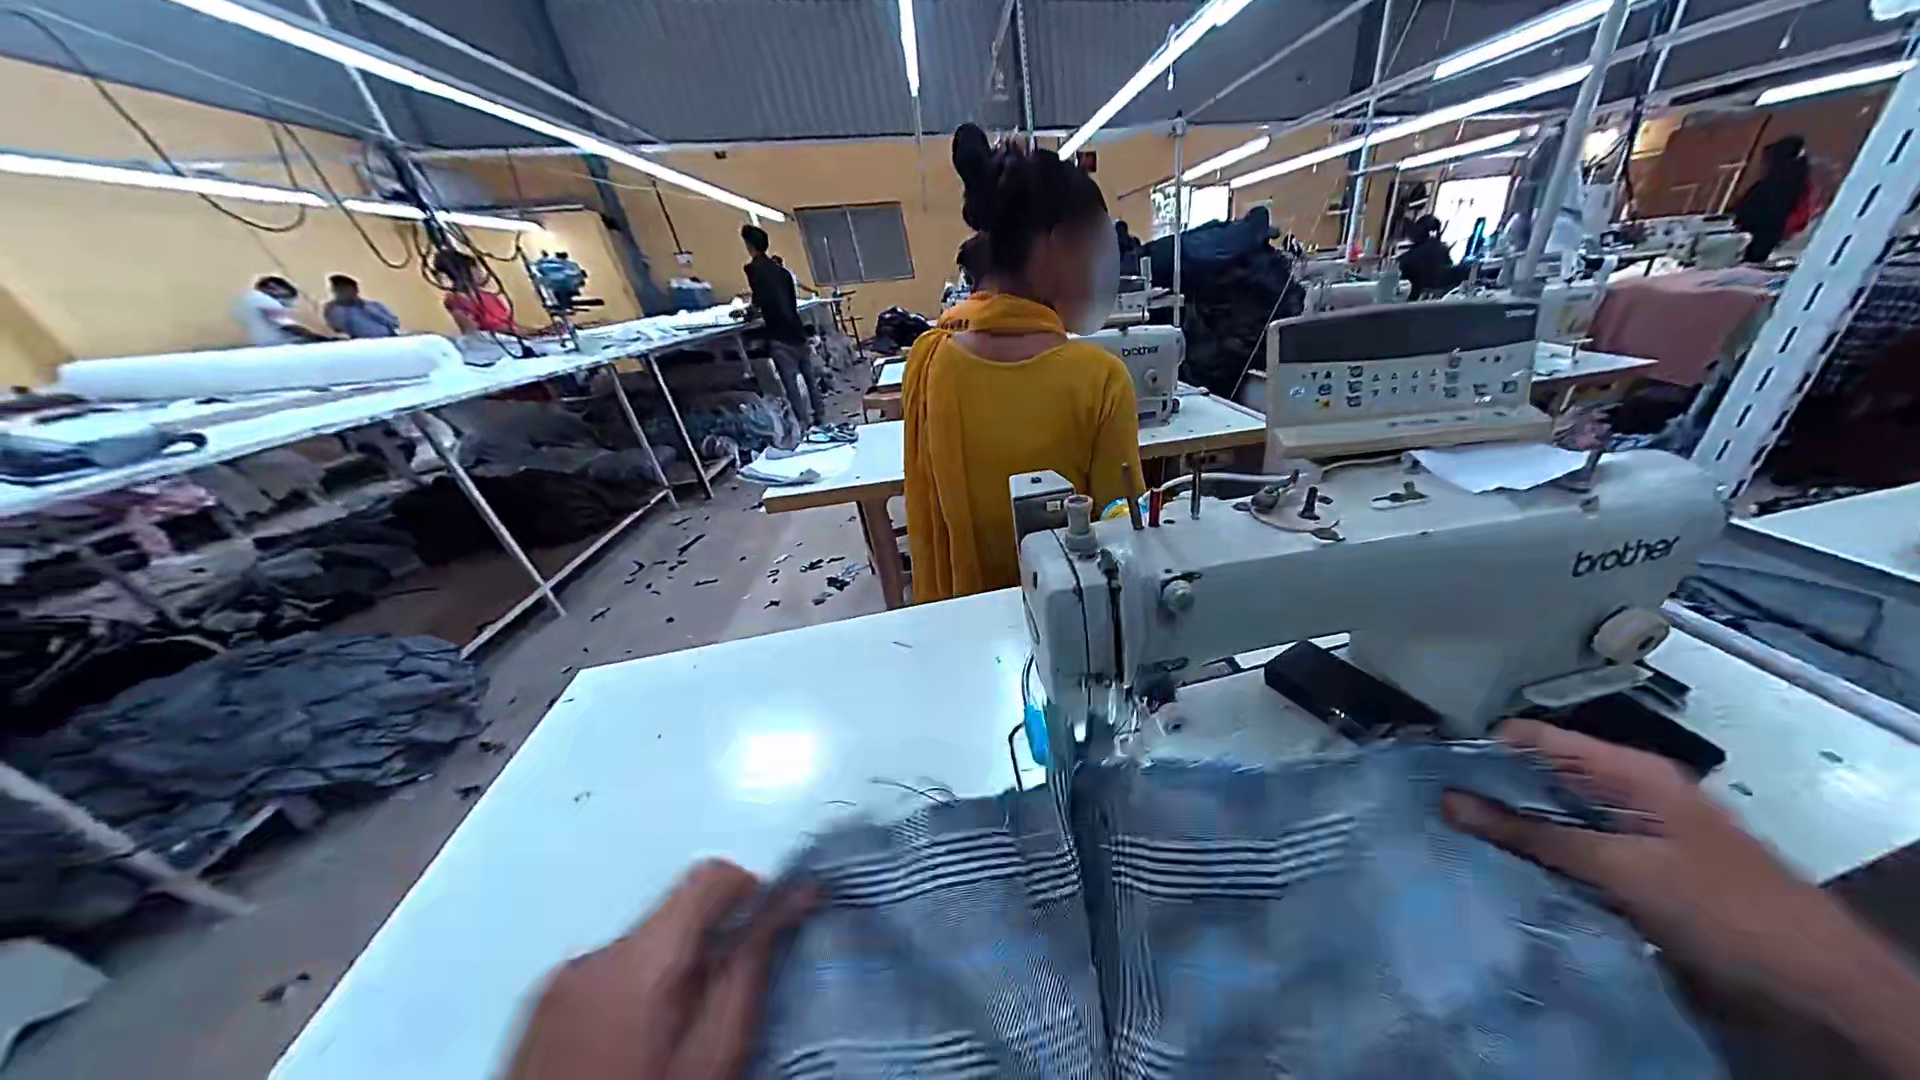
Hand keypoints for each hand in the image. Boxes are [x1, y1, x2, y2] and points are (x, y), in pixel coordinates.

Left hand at [504, 860, 816, 1079]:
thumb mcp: (717, 1053)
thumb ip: (752, 965)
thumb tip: (794, 897)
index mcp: (639, 962)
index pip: (707, 877)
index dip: (748, 891)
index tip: (763, 929)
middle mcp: (592, 958)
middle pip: (673, 912)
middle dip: (708, 940)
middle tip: (722, 1001)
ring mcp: (557, 985)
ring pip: (642, 943)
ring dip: (670, 969)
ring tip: (672, 1037)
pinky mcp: (539, 1010)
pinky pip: (605, 972)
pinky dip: (633, 991)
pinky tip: (633, 1047)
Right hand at [1445, 721, 1919, 1075]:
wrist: (1825, 989)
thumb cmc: (1722, 908)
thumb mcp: (1618, 868)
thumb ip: (1527, 833)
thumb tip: (1446, 799)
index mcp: (1626, 770)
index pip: (1530, 737)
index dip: (1480, 746)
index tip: (1430, 766)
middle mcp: (1622, 788)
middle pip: (1534, 773)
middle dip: (1486, 786)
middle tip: (1429, 801)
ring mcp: (1627, 827)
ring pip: (1546, 811)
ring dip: (1507, 822)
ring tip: (1448, 830)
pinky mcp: (1629, 864)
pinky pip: (1565, 845)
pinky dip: (1533, 850)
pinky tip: (1495, 862)